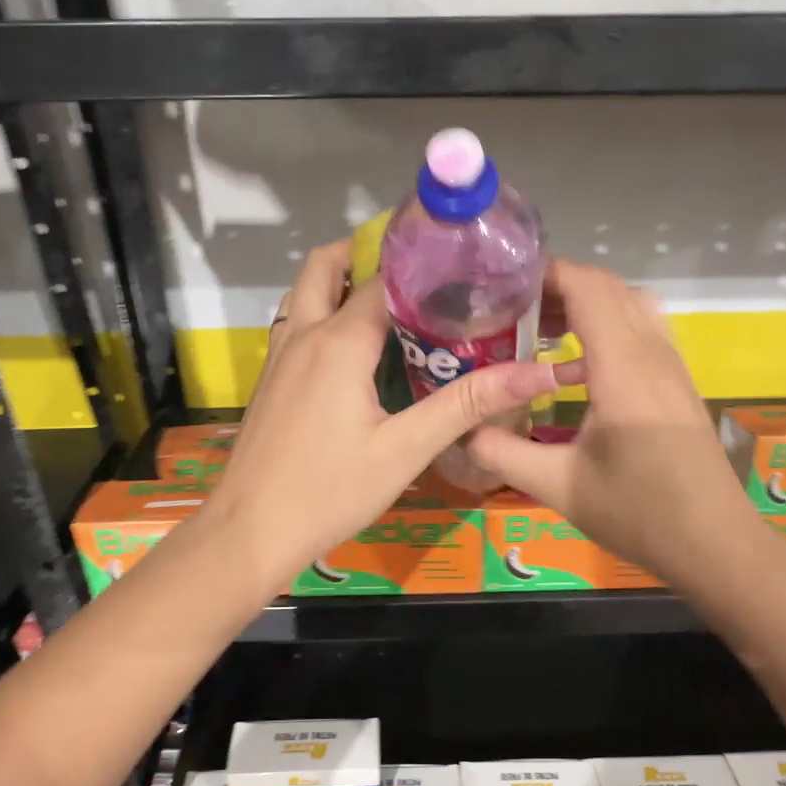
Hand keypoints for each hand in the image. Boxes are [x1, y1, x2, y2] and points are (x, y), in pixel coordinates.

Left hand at [202, 242, 564, 588]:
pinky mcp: (270, 381)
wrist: (251, 531)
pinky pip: (297, 326)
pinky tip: (356, 354)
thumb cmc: (330, 492)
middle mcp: (303, 335)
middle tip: (415, 274)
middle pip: (326, 265)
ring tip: (390, 304)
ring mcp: (279, 357)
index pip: (383, 279)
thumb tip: (535, 374)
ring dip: (339, 282)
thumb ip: (465, 406)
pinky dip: (324, 315)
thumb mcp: (405, 451)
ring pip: (304, 293)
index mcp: (338, 343)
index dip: (423, 268)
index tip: (463, 270)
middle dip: (365, 254)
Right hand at [466, 260, 755, 585]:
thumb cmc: (637, 513)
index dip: (546, 275)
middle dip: (560, 288)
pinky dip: (609, 329)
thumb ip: (503, 453)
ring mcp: (673, 368)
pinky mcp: (679, 386)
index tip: (503, 287)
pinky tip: (579, 372)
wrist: (713, 543)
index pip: (588, 288)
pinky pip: (644, 333)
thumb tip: (461, 430)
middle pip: (610, 289)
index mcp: (623, 369)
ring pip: (632, 306)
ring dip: (588, 307)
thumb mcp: (558, 487)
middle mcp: (653, 355)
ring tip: (543, 334)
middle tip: (512, 313)